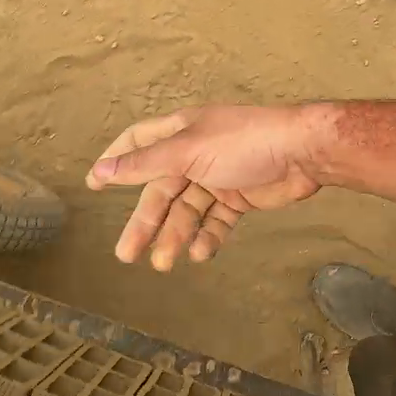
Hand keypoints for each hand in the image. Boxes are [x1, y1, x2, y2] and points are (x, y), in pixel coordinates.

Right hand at [86, 105, 326, 269]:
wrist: (302, 153)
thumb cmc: (244, 142)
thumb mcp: (189, 150)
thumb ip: (146, 163)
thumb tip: (102, 169)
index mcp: (182, 132)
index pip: (139, 143)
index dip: (116, 161)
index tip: (93, 185)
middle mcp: (197, 153)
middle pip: (162, 189)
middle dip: (146, 220)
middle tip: (127, 254)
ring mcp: (220, 177)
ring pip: (188, 210)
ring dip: (175, 234)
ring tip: (165, 263)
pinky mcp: (241, 197)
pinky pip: (216, 220)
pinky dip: (206, 236)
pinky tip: (199, 253)